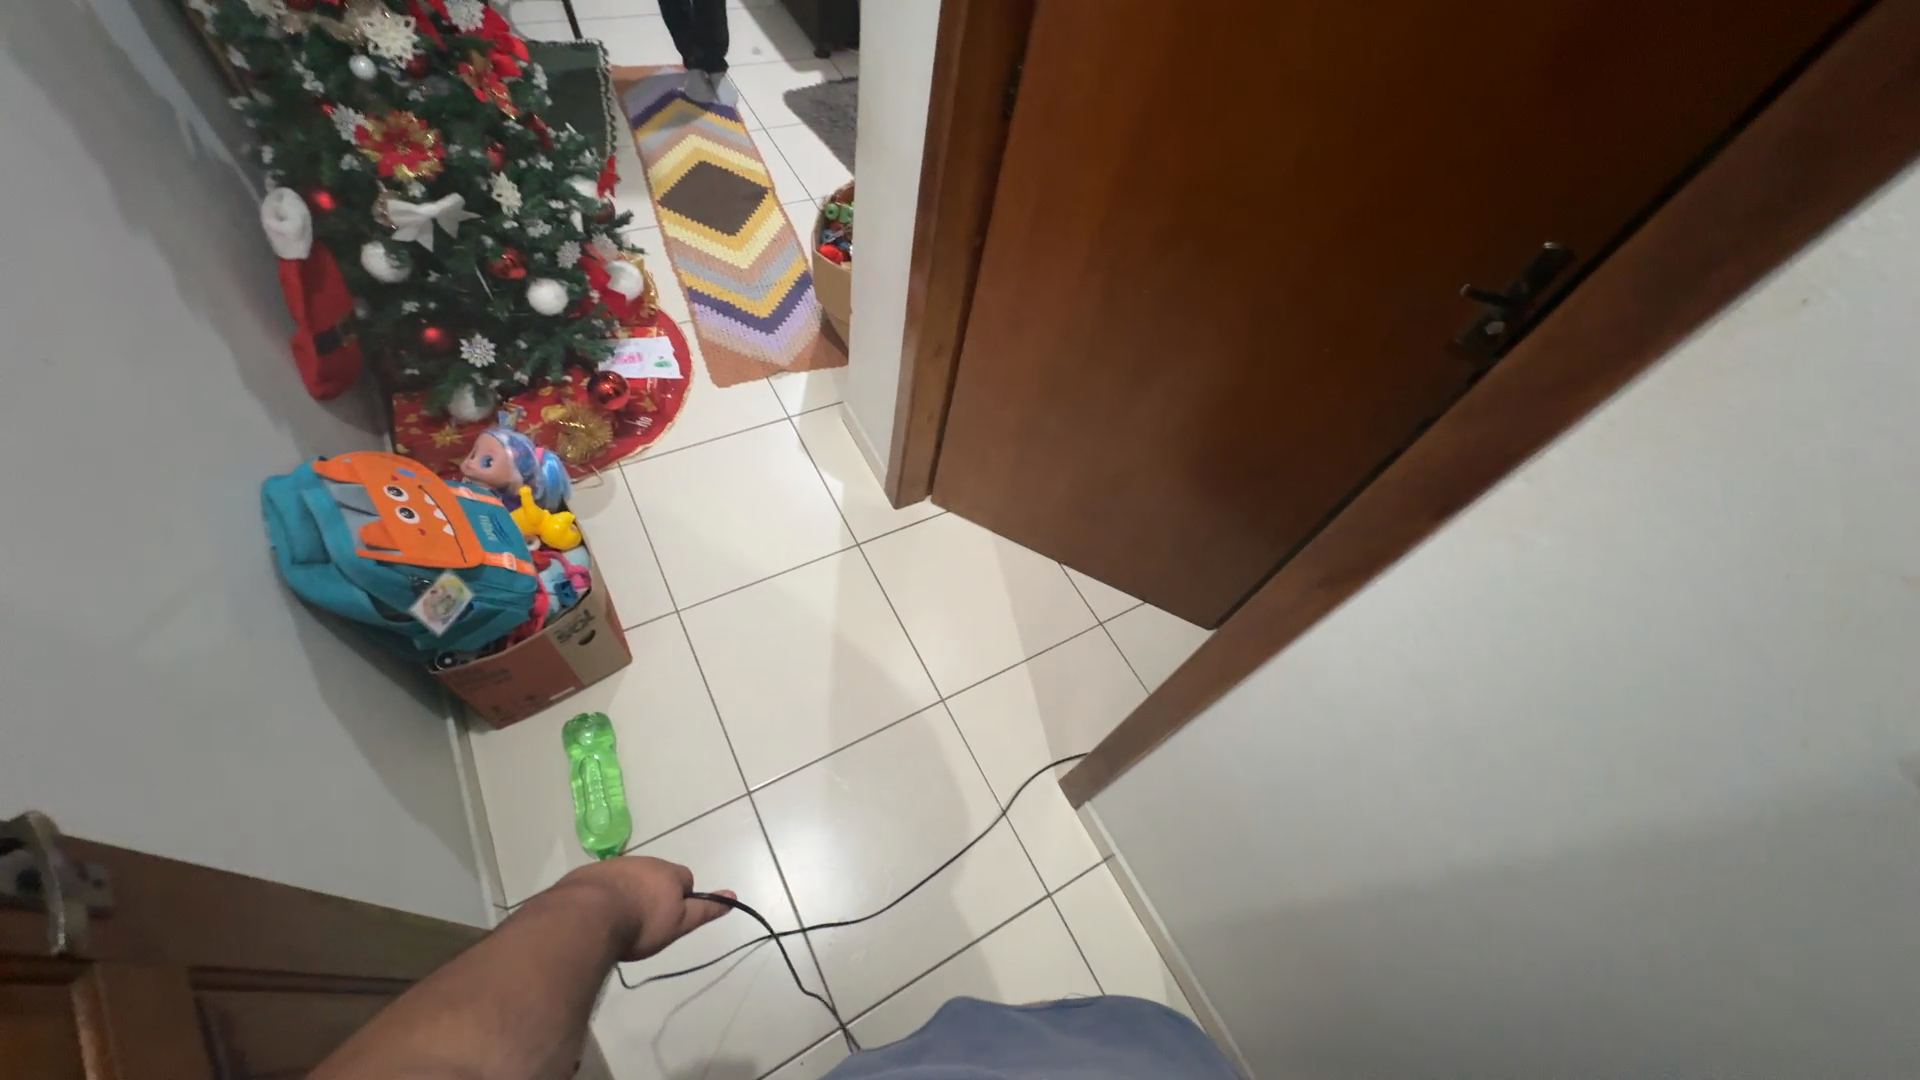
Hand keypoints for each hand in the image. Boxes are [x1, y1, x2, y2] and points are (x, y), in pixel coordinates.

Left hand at [559, 856, 732, 961]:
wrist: (588, 916)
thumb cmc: (641, 923)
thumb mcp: (678, 923)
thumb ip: (704, 910)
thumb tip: (733, 897)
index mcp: (668, 873)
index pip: (685, 880)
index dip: (680, 899)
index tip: (668, 920)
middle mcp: (645, 862)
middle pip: (656, 876)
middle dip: (653, 894)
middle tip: (643, 923)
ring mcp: (615, 866)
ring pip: (628, 878)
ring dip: (627, 893)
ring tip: (617, 922)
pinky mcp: (588, 874)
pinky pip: (601, 882)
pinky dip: (602, 895)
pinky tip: (595, 916)